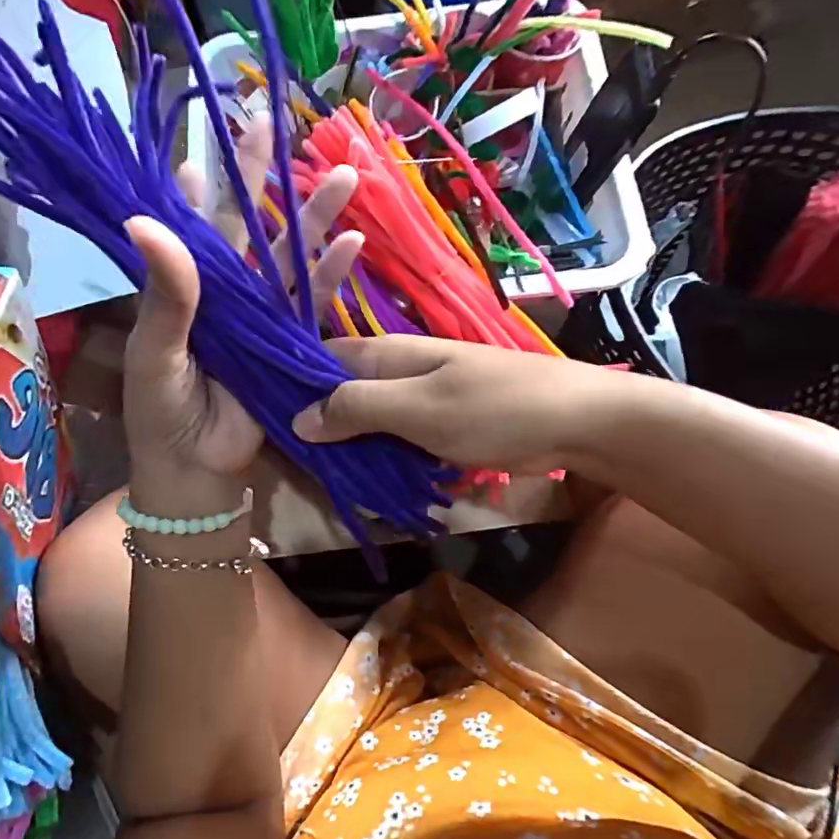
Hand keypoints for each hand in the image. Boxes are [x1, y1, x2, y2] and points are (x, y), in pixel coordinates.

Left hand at [122, 115, 363, 490]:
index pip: (189, 224)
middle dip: (261, 178)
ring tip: (344, 175)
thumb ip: (165, 293)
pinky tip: (352, 243)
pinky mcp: (291, 342)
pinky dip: (332, 275)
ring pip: (289, 257)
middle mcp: (223, 292)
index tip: (205, 140)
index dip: (197, 185)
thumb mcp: (156, 352)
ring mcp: (261, 315)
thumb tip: (146, 220)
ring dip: (314, 218)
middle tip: (275, 123)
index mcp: (181, 287)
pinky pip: (314, 303)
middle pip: (247, 227)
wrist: (197, 467)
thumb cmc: (162, 411)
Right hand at [290, 336, 623, 473]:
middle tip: (290, 464)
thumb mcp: (421, 408)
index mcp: (388, 354)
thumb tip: (298, 416)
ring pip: (369, 420)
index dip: (289, 386)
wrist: (577, 422)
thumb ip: (359, 408)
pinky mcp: (442, 424)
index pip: (320, 360)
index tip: (262, 424)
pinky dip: (383, 458)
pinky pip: (399, 439)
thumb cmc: (497, 409)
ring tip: (322, 479)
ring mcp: (423, 398)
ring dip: (350, 447)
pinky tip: (369, 484)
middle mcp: (400, 371)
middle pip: (342, 393)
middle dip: (318, 425)